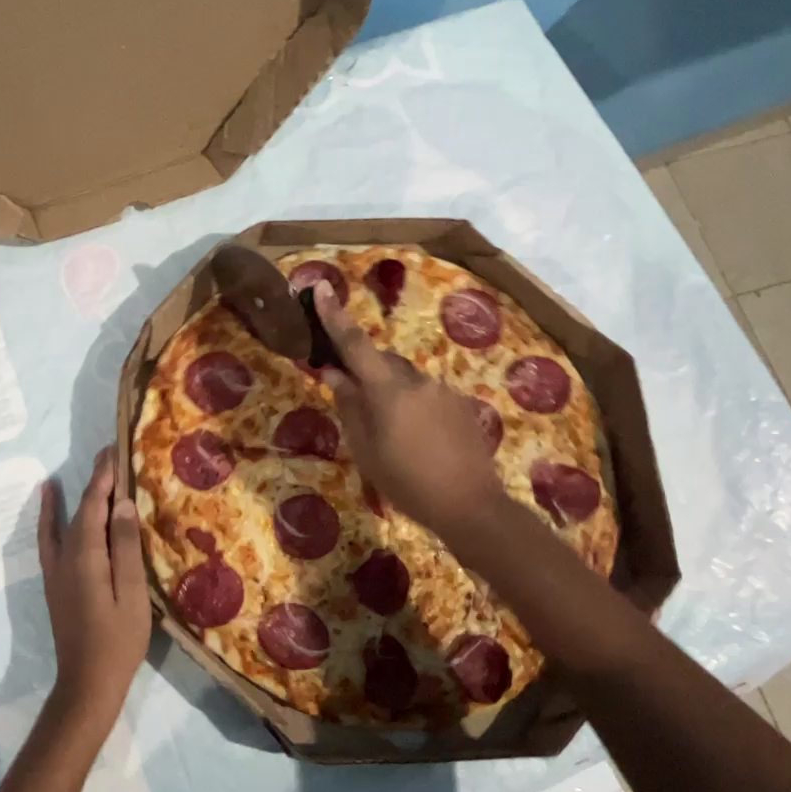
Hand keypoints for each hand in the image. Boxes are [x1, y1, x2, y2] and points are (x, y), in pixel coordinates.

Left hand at [38, 447, 152, 721]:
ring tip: (91, 473)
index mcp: (85, 554)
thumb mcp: (132, 592)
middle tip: (112, 456)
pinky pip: (51, 537)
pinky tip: (51, 502)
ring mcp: (56, 570)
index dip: (104, 476)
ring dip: (79, 496)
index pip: (95, 503)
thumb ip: (124, 546)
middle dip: (96, 482)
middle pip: (81, 509)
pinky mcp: (56, 582)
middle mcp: (64, 555)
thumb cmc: (118, 640)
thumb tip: (121, 502)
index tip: (114, 448)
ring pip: (67, 522)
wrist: (87, 683)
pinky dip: (51, 516)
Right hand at [314, 283, 513, 537]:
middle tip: (351, 399)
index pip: (354, 344)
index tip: (320, 286)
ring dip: (390, 393)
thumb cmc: (407, 482)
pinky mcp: (459, 404)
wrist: (470, 506)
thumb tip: (334, 373)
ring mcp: (442, 390)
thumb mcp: (365, 449)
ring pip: (404, 379)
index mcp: (388, 389)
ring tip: (388, 432)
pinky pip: (425, 394)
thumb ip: (349, 406)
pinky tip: (415, 439)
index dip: (334, 315)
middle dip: (364, 372)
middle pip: (381, 362)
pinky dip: (412, 406)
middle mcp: (417, 380)